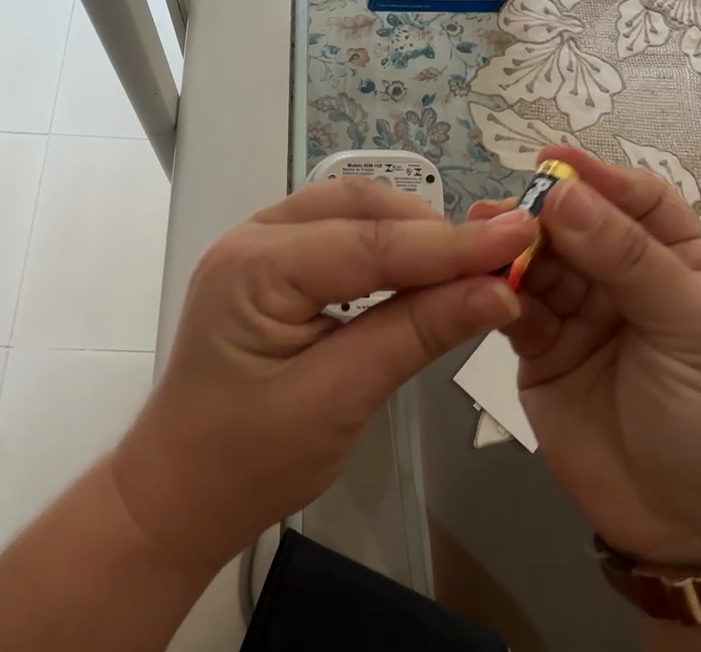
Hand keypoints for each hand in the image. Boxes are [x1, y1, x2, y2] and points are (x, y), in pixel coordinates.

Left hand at [111, 178, 534, 570]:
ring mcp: (252, 248)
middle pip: (354, 206)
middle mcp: (248, 239)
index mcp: (253, 268)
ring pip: (344, 211)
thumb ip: (417, 333)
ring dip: (406, 231)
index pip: (370, 241)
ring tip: (464, 262)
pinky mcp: (264, 269)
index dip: (450, 242)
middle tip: (495, 255)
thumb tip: (498, 291)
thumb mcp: (340, 398)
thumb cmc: (250, 461)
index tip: (521, 238)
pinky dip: (380, 246)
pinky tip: (413, 270)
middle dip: (427, 227)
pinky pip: (331, 235)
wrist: (179, 494)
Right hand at [470, 147, 700, 566]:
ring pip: (536, 264)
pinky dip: (493, 293)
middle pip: (577, 228)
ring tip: (478, 240)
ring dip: (509, 250)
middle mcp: (624, 283)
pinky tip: (477, 283)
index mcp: (678, 266)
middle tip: (503, 210)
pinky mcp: (539, 352)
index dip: (600, 179)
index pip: (640, 203)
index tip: (553, 162)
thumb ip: (628, 260)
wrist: (700, 536)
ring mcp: (578, 317)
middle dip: (542, 214)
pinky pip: (511, 309)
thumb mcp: (694, 331)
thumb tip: (565, 195)